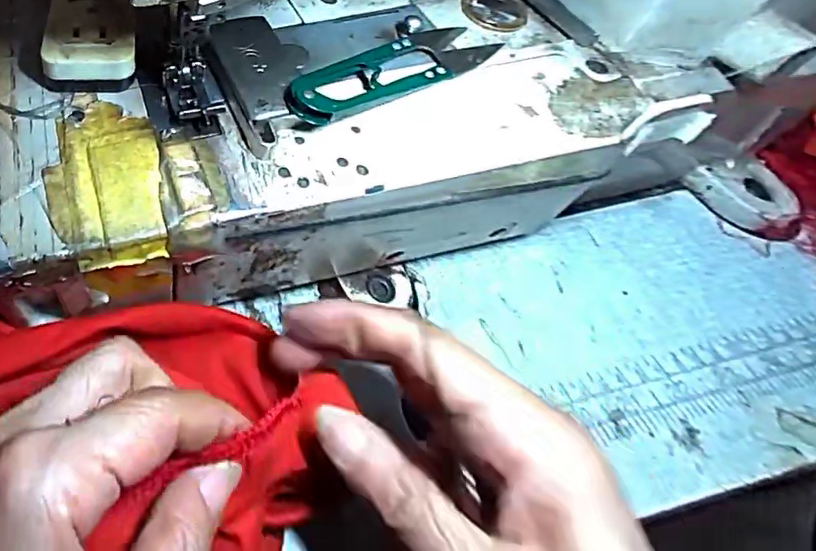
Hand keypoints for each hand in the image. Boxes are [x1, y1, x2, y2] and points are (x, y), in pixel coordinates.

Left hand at [0, 337, 249, 550]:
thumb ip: (176, 539)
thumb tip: (221, 469)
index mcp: (45, 469)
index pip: (148, 408)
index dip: (210, 416)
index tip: (248, 438)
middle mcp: (15, 429)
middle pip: (112, 361)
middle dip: (168, 393)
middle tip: (204, 449)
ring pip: (84, 373)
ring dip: (135, 401)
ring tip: (171, 457)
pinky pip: (59, 401)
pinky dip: (101, 415)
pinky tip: (122, 466)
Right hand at [273, 301, 648, 550]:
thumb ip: (401, 493)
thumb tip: (324, 418)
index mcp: (531, 433)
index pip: (425, 346)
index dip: (351, 323)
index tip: (291, 322)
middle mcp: (524, 426)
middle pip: (422, 358)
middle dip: (349, 343)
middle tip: (285, 348)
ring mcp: (519, 454)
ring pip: (425, 391)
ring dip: (362, 375)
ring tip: (306, 371)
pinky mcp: (509, 483)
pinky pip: (436, 433)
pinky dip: (386, 422)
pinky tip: (356, 431)